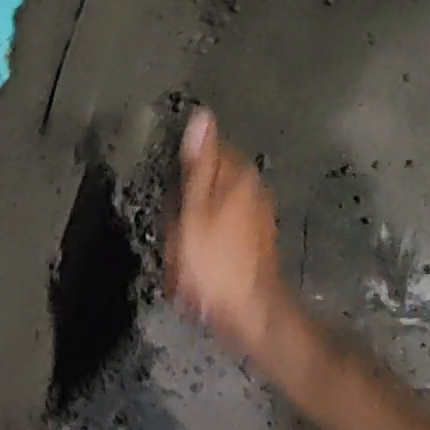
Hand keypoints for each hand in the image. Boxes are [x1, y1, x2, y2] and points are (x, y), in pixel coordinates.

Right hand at [164, 107, 288, 354]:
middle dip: (186, 208)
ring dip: (192, 237)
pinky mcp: (255, 244)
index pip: (207, 150)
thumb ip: (198, 163)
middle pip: (207, 185)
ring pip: (209, 214)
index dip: (182, 175)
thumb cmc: (215, 264)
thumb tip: (202, 117)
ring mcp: (257, 218)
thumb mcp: (194, 210)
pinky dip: (205, 253)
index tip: (172, 202)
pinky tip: (198, 273)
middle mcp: (254, 191)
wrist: (248, 313)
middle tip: (178, 239)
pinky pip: (219, 238)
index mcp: (240, 176)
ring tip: (185, 263)